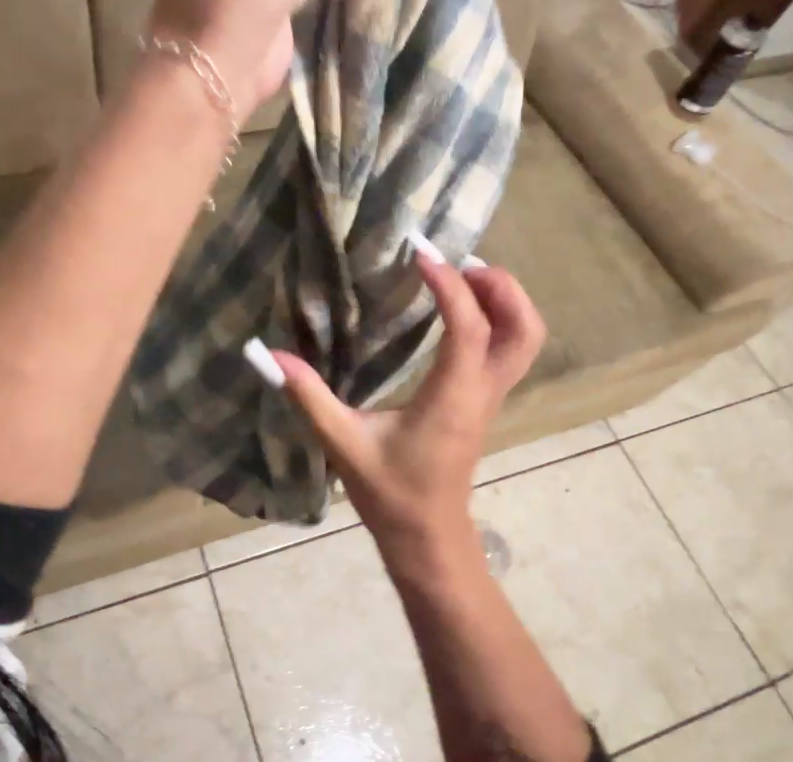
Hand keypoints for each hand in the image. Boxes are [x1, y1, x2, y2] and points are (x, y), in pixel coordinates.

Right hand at [269, 252, 546, 562]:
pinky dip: (498, 317)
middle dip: (500, 287)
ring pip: (525, 338)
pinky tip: (459, 306)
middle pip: (523, 329)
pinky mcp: (486, 400)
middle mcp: (482, 392)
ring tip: (460, 276)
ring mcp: (491, 397)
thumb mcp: (342, 443)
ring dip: (504, 300)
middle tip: (455, 263)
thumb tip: (267, 354)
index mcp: (452, 398)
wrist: (427, 536)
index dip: (451, 287)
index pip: (469, 329)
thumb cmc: (389, 493)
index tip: (421, 254)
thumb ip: (308, 397)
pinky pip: (510, 349)